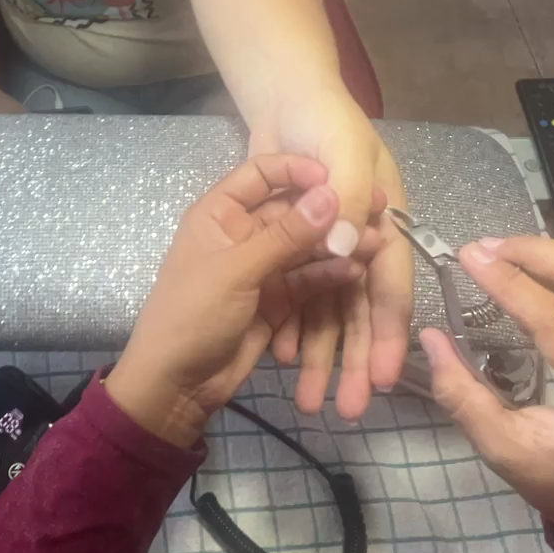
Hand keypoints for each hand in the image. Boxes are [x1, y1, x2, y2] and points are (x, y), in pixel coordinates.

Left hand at [106, 155, 365, 446]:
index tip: (337, 175)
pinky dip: (329, 275)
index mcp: (219, 213)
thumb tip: (331, 196)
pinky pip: (307, 279)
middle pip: (291, 212)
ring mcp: (260, 266)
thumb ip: (285, 235)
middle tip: (376, 210)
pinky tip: (357, 270)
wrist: (176, 383)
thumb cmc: (193, 315)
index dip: (297, 169)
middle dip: (329, 213)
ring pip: (304, 247)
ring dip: (336, 245)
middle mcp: (242, 233)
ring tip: (376, 242)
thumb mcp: (236, 271)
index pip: (260, 173)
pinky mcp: (276, 298)